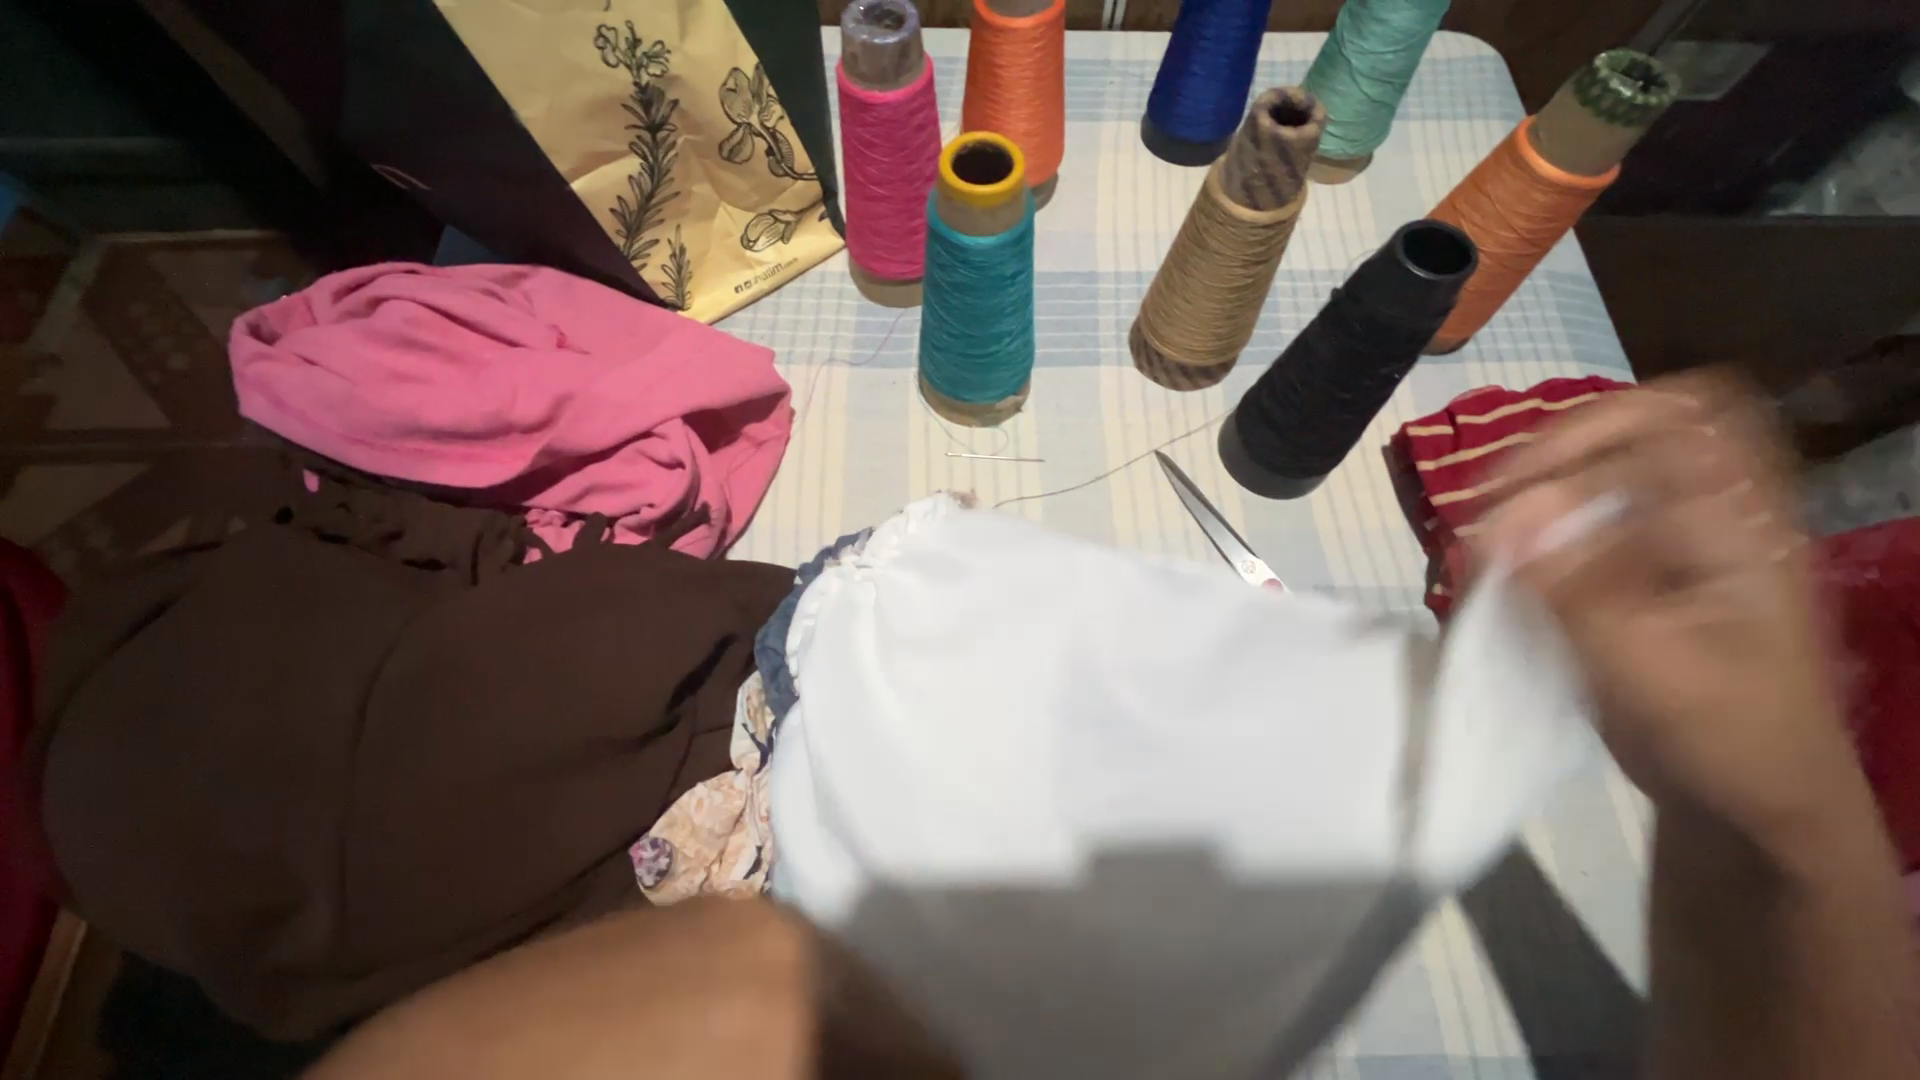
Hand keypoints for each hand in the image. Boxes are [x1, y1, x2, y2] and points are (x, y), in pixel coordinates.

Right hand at [1478, 373, 1867, 859]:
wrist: (1753, 803)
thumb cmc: (1725, 741)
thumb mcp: (1651, 671)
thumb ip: (1576, 592)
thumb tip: (1499, 519)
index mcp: (1741, 529)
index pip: (1682, 419)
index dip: (1593, 429)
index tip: (1515, 485)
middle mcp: (1712, 520)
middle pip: (1636, 432)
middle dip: (1552, 457)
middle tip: (1491, 505)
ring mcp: (1677, 546)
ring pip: (1603, 475)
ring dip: (1535, 495)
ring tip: (1487, 541)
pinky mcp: (1642, 575)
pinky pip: (1582, 523)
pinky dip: (1533, 533)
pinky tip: (1503, 569)